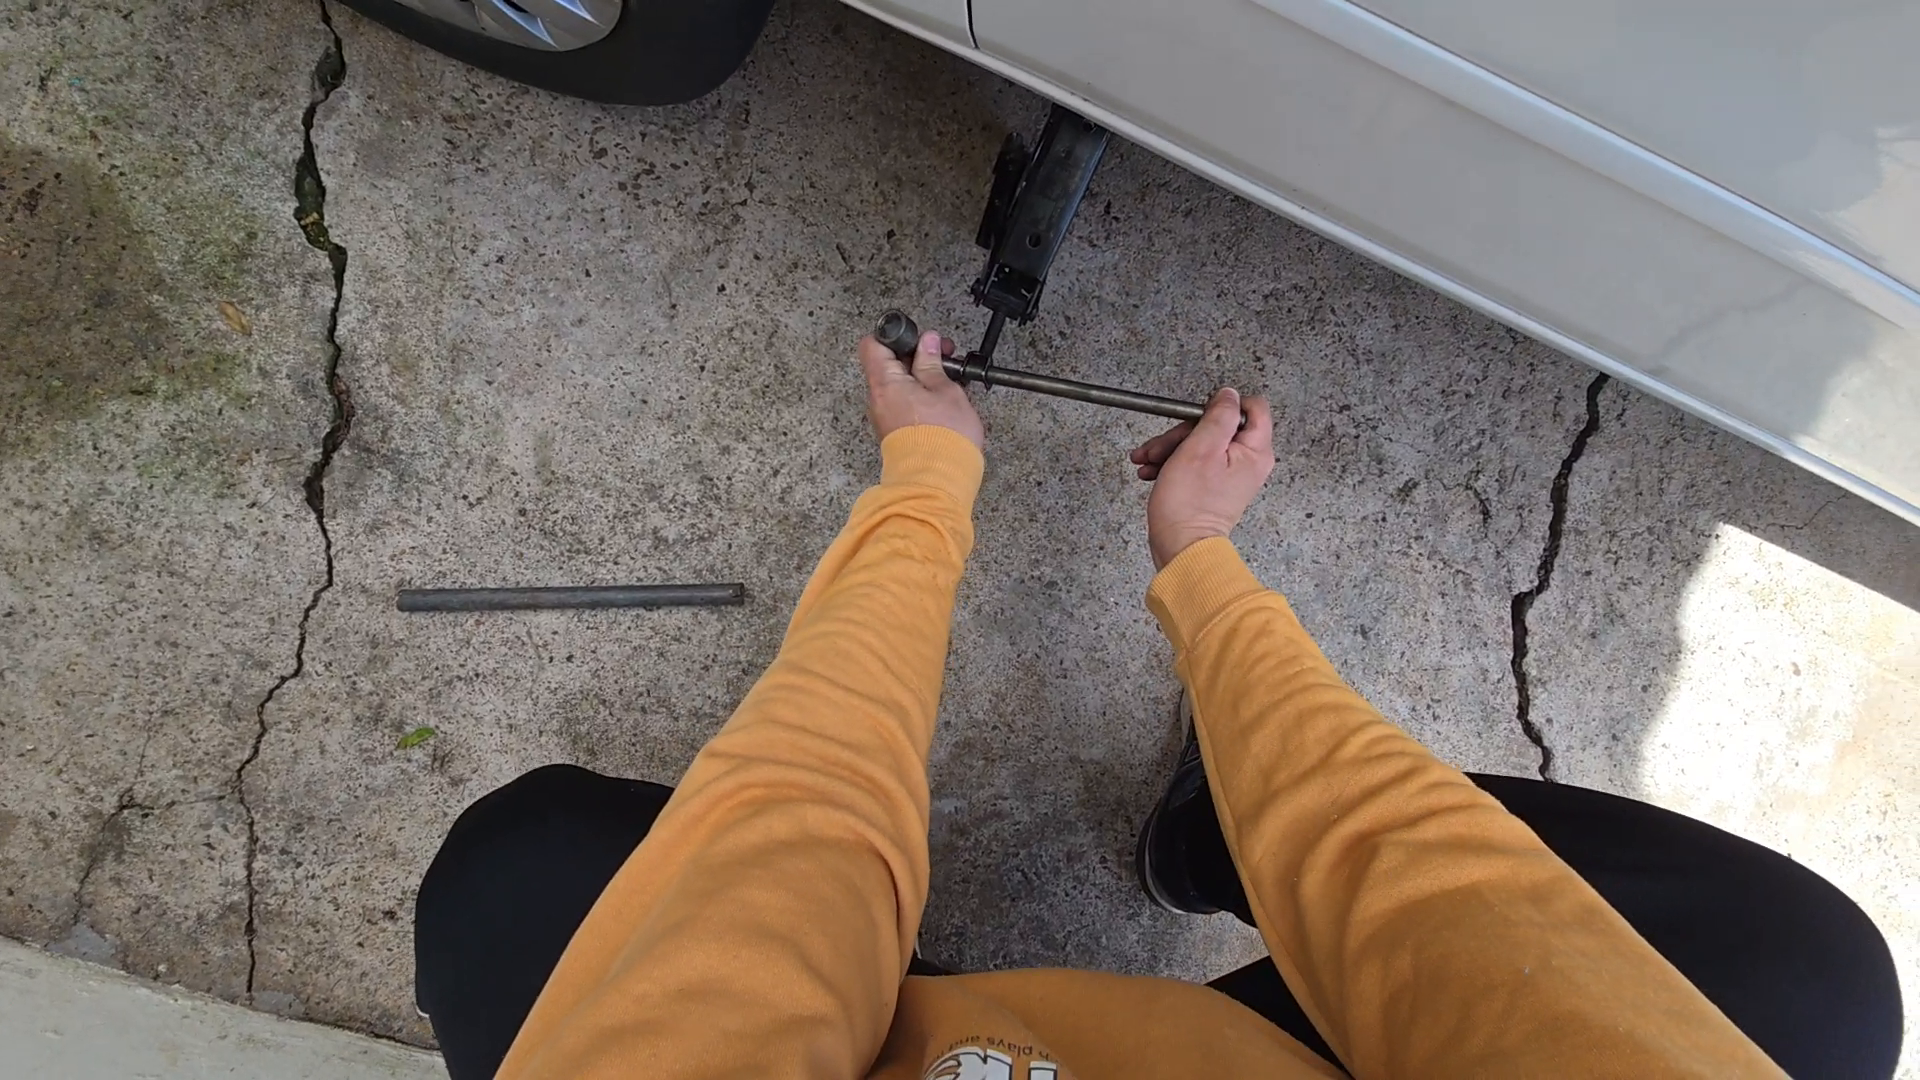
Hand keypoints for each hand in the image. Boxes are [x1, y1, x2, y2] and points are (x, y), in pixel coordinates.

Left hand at [858, 330, 983, 450]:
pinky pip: (902, 405)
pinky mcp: (894, 433)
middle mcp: (878, 400)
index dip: (895, 336)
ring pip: (897, 386)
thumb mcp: (945, 391)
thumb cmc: (943, 439)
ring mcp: (884, 418)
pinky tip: (941, 404)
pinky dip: (919, 398)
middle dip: (915, 357)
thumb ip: (932, 363)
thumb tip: (927, 343)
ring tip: (947, 384)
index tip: (918, 338)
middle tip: (943, 357)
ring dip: (920, 379)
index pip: (873, 344)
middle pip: (887, 364)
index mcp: (885, 383)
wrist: (937, 481)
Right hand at [1130, 388, 1273, 568]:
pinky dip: (1170, 464)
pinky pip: (1192, 464)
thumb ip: (1217, 416)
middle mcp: (1247, 462)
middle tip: (1160, 447)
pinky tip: (1150, 471)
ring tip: (1146, 461)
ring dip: (1169, 448)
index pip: (1251, 407)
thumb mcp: (1199, 448)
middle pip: (1216, 427)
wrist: (1179, 546)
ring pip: (1199, 445)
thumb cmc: (1188, 505)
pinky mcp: (1212, 488)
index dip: (1220, 406)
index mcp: (1254, 451)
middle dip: (1181, 433)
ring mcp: (1230, 476)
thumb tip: (1227, 394)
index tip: (1196, 416)